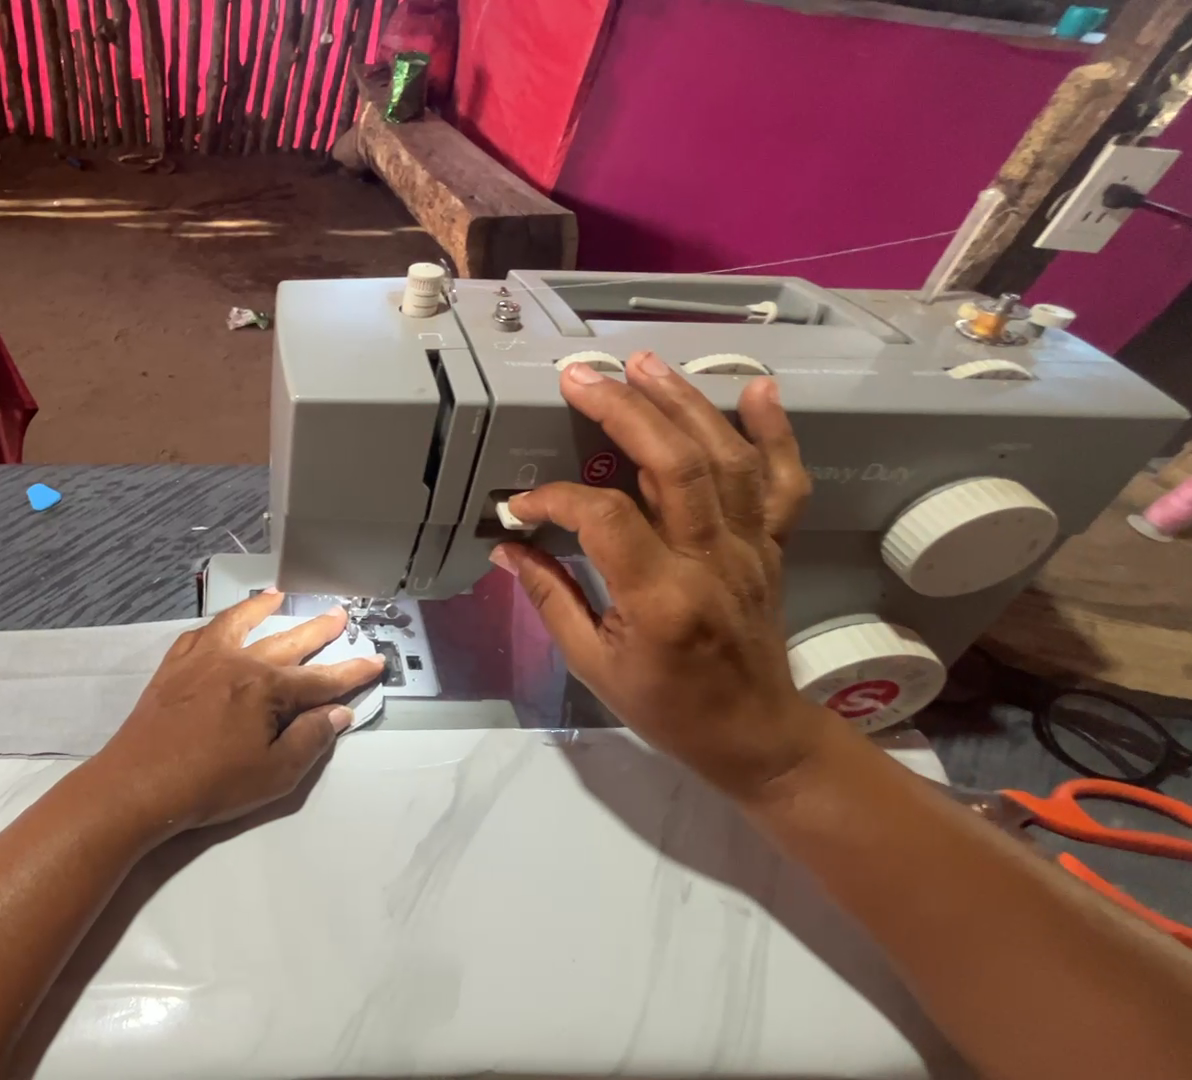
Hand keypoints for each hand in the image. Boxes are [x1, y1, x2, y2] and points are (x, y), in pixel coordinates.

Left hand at [87, 591, 385, 833]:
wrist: (139, 782)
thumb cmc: (212, 784)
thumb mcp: (275, 774)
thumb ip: (310, 740)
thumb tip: (338, 712)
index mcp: (267, 689)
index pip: (321, 680)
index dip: (352, 672)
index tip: (376, 659)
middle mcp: (239, 662)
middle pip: (287, 642)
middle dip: (317, 630)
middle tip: (339, 613)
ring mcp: (203, 658)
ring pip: (240, 622)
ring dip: (263, 608)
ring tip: (279, 595)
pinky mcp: (175, 665)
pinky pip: (202, 633)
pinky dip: (219, 623)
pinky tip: (224, 623)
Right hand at [491, 350, 836, 801]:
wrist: (754, 733)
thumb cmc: (664, 706)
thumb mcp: (591, 661)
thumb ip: (550, 595)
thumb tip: (508, 546)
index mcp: (660, 598)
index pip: (605, 517)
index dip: (555, 499)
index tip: (519, 506)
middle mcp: (712, 561)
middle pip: (676, 465)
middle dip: (625, 412)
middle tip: (581, 377)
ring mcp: (750, 547)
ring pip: (725, 459)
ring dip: (683, 403)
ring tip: (644, 364)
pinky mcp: (771, 544)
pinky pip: (781, 480)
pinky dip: (774, 431)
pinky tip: (755, 389)